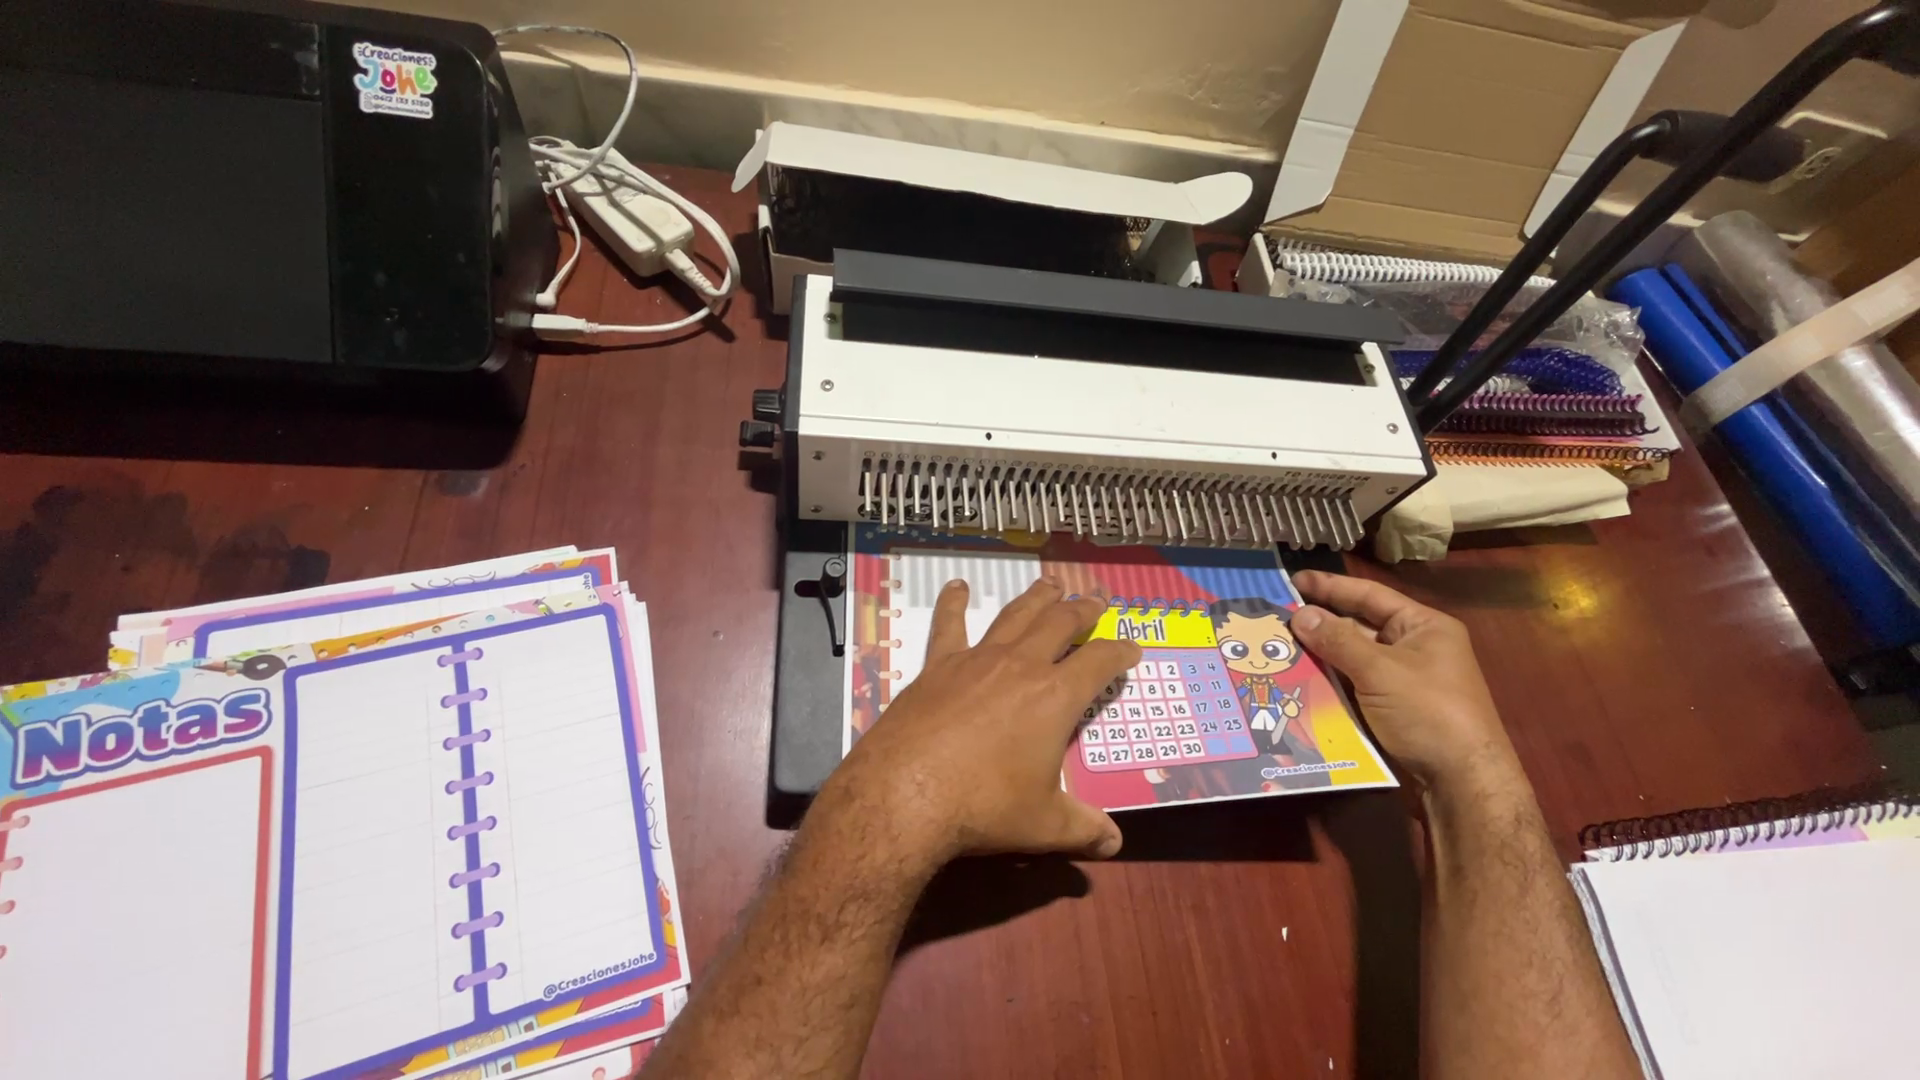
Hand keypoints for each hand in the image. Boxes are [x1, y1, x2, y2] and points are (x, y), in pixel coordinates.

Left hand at [817, 578, 1139, 865]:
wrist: (907, 793)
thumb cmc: (984, 807)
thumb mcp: (1044, 825)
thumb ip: (1082, 830)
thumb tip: (1113, 845)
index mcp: (1055, 697)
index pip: (1099, 662)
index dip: (1120, 652)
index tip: (1131, 647)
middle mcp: (1020, 666)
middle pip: (1059, 624)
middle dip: (1082, 611)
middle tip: (1095, 602)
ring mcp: (976, 660)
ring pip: (1013, 616)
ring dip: (1035, 598)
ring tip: (1049, 585)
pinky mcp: (937, 666)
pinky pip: (947, 626)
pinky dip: (952, 603)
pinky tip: (955, 587)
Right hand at [1288, 571, 1520, 792]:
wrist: (1461, 782)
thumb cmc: (1429, 713)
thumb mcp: (1380, 671)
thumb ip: (1337, 641)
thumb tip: (1299, 615)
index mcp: (1423, 627)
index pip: (1370, 595)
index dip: (1331, 586)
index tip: (1293, 579)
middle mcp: (1414, 648)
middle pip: (1358, 626)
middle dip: (1319, 623)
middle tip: (1277, 616)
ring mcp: (1403, 680)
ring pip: (1352, 658)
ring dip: (1320, 655)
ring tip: (1278, 647)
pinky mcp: (1392, 708)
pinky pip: (1353, 685)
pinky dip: (1328, 681)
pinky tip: (1299, 680)